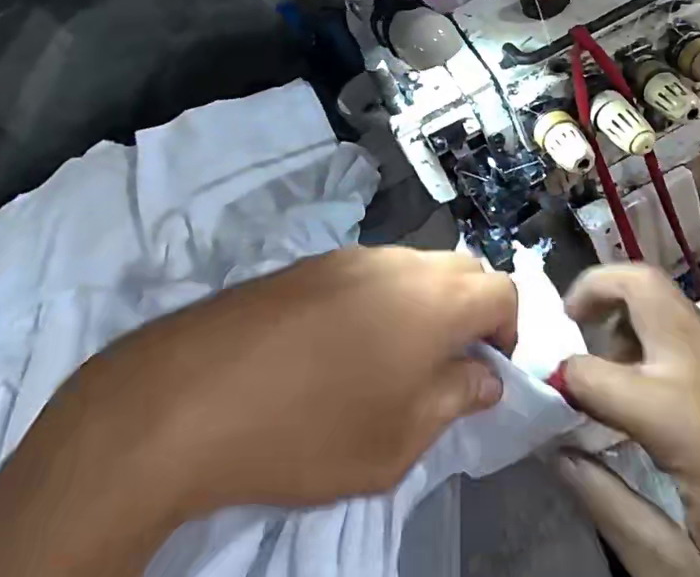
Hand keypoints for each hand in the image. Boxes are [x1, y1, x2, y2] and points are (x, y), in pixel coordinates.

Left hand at [74, 245, 515, 513]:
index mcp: (433, 300)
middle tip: (447, 365)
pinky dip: (379, 299)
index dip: (509, 330)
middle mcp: (396, 263)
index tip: (488, 371)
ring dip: (423, 303)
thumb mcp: (397, 441)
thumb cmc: (309, 431)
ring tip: (390, 358)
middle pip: (460, 268)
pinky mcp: (306, 264)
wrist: (190, 396)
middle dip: (471, 310)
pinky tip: (340, 346)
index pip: (502, 290)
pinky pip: (366, 271)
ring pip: (411, 266)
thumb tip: (483, 375)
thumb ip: (453, 399)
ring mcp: (346, 257)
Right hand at [559, 265, 699, 576]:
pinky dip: (658, 340)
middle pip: (642, 285)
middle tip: (568, 326)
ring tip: (606, 362)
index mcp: (679, 413)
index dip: (556, 383)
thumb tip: (559, 454)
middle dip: (594, 288)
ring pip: (670, 303)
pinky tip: (655, 397)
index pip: (590, 373)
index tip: (541, 401)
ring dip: (628, 313)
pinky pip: (696, 336)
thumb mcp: (679, 568)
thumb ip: (609, 505)